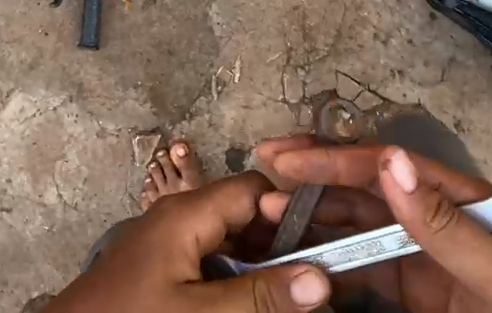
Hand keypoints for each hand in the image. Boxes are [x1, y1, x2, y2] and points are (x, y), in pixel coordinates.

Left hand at [44, 171, 333, 312]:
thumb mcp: (201, 312)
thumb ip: (260, 296)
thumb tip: (323, 277)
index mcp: (188, 212)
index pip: (253, 190)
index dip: (290, 214)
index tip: (327, 249)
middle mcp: (180, 216)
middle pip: (244, 216)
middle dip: (281, 246)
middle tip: (319, 282)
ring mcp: (170, 241)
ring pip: (231, 243)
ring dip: (261, 268)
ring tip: (297, 296)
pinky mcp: (164, 266)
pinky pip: (211, 262)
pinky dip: (236, 279)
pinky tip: (254, 304)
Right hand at [255, 137, 491, 312]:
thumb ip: (451, 229)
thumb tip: (391, 161)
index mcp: (468, 206)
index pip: (390, 169)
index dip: (334, 159)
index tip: (285, 160)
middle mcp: (441, 224)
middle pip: (367, 189)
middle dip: (313, 176)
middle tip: (261, 169)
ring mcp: (429, 262)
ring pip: (358, 227)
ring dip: (314, 217)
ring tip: (268, 214)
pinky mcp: (419, 298)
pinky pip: (365, 272)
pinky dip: (330, 262)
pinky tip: (300, 259)